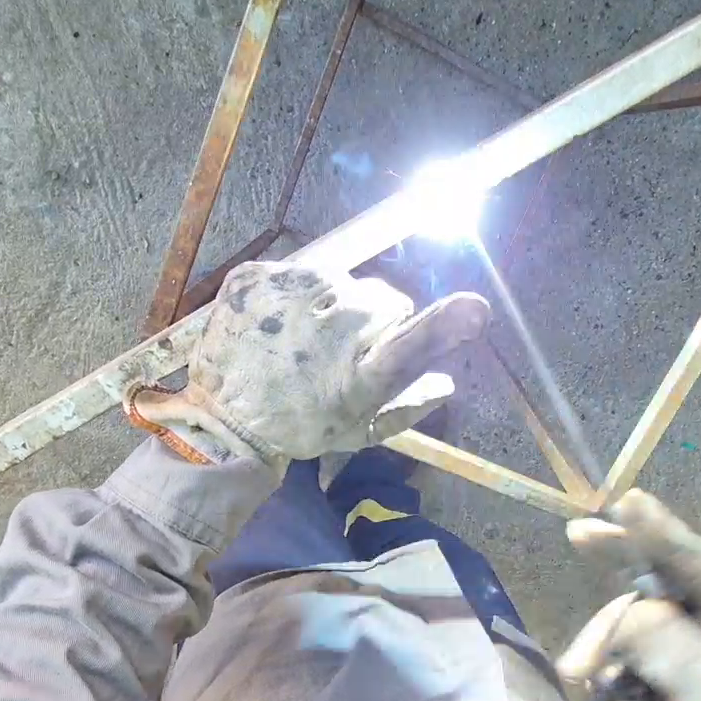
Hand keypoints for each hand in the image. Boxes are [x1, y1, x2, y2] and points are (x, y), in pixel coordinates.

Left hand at [128, 261, 488, 469]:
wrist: (225, 421)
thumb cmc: (303, 428)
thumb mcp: (362, 429)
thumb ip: (410, 404)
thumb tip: (450, 382)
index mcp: (360, 372)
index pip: (411, 342)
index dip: (446, 325)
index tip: (475, 310)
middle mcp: (329, 326)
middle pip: (379, 297)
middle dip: (372, 319)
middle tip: (342, 351)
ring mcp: (287, 294)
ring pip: (337, 278)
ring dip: (331, 302)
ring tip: (306, 339)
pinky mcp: (254, 276)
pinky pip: (295, 271)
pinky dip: (293, 293)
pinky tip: (280, 326)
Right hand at [559, 490, 700, 700]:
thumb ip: (673, 650)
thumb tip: (627, 613)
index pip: (699, 559)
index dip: (662, 530)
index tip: (627, 503)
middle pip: (659, 570)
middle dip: (618, 555)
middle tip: (579, 533)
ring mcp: (683, 635)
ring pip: (634, 611)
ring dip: (602, 633)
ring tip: (575, 669)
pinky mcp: (660, 658)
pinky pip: (625, 642)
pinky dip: (605, 655)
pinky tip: (592, 676)